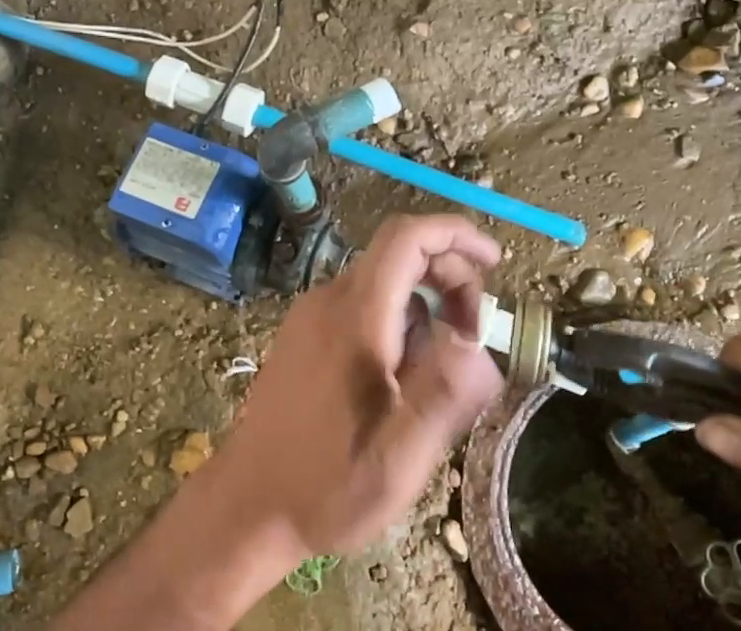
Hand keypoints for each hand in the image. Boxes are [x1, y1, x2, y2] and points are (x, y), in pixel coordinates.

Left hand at [53, 214, 504, 630]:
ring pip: (384, 284)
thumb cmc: (324, 486)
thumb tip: (480, 345)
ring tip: (441, 375)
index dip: (456, 234)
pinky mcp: (304, 337)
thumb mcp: (398, 458)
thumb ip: (444, 396)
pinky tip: (403, 381)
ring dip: (426, 309)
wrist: (245, 507)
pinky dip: (398, 324)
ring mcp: (311, 317)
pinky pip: (363, 308)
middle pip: (400, 257)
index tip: (496, 261)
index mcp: (355, 317)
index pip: (406, 238)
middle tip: (475, 339)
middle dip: (450, 282)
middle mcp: (329, 301)